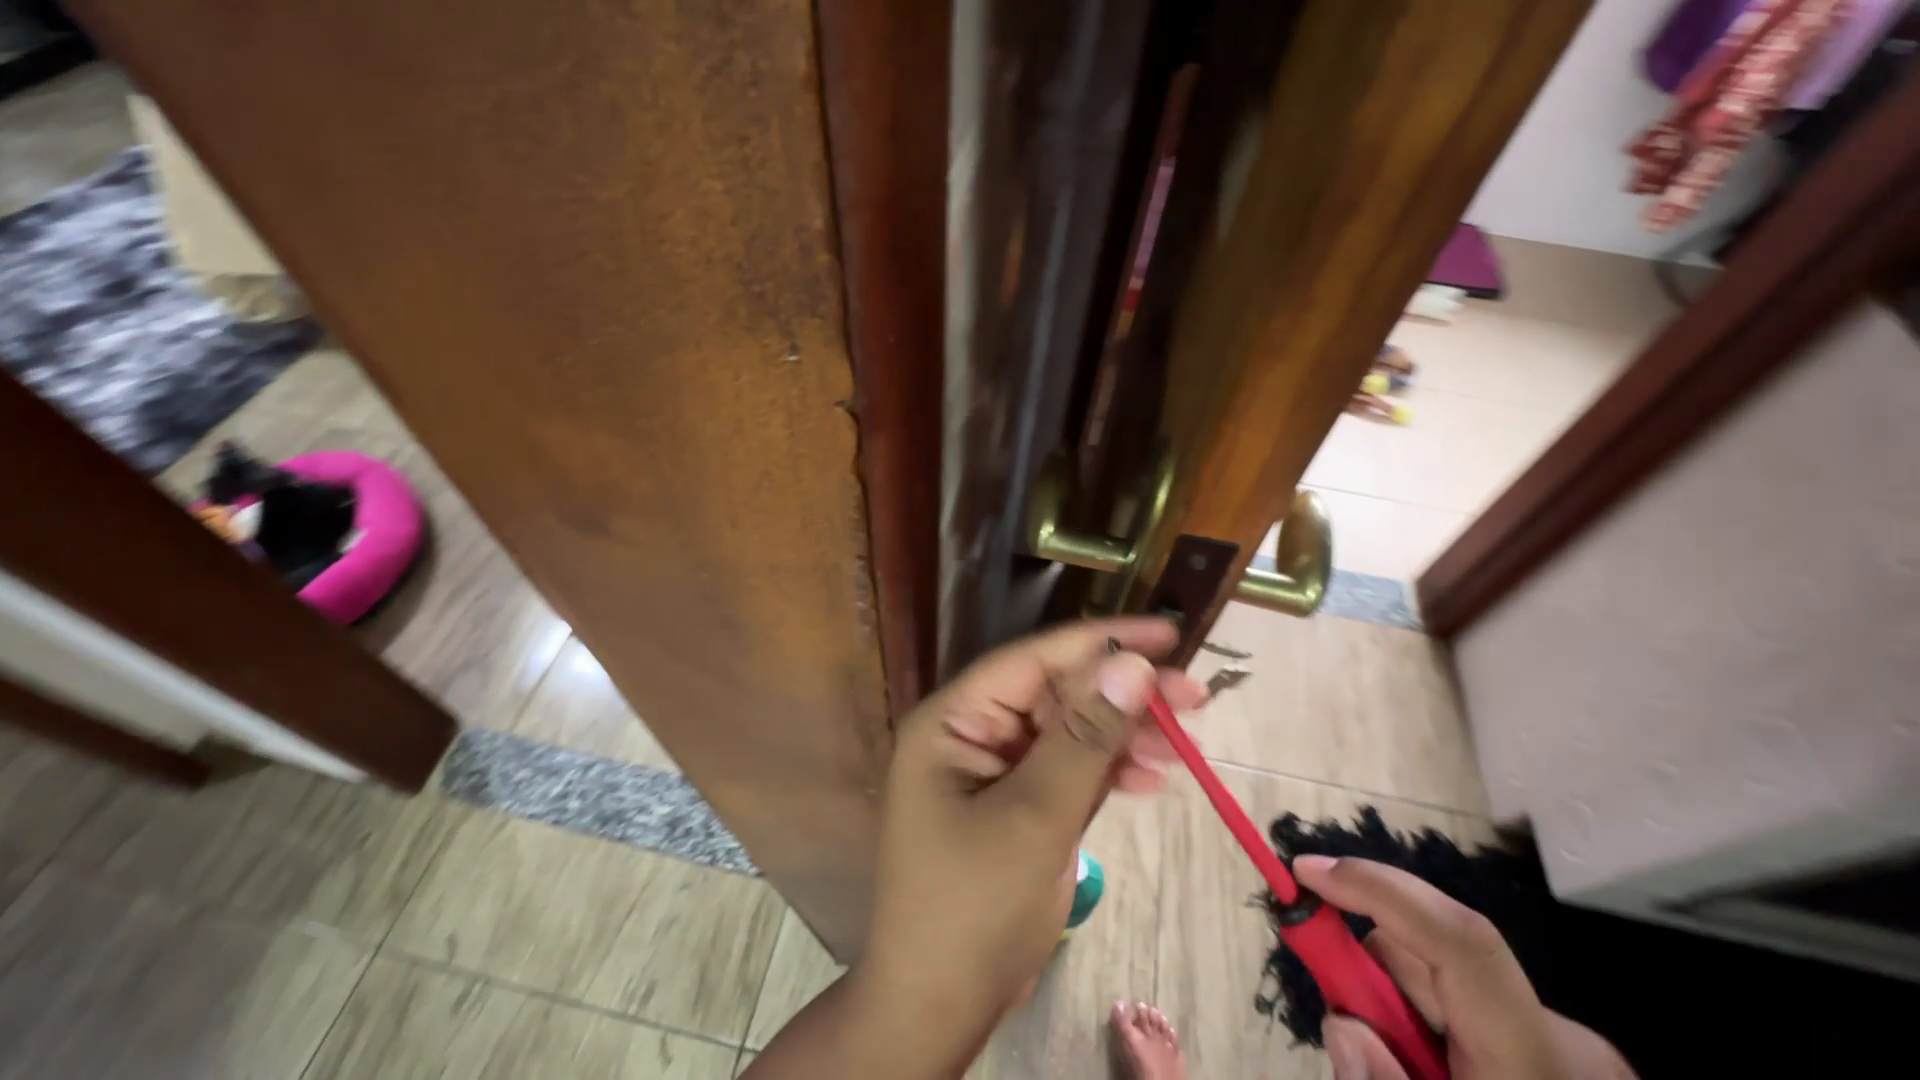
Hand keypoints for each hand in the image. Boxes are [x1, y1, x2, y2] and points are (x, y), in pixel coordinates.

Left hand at [851, 617, 1205, 1072]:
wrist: (939, 1003)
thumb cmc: (974, 907)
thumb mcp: (1034, 818)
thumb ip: (1084, 739)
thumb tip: (1133, 665)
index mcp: (953, 722)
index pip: (1033, 661)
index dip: (1101, 643)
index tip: (1168, 635)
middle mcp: (971, 736)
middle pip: (1057, 695)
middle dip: (1122, 696)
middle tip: (1193, 700)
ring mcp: (994, 774)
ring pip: (1069, 733)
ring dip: (1123, 737)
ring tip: (1179, 751)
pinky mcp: (1017, 808)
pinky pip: (1069, 772)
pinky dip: (1108, 773)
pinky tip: (1150, 780)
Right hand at [1296, 856, 1634, 1079]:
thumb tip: (1343, 1024)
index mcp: (1535, 1066)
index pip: (1461, 943)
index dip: (1381, 890)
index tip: (1306, 873)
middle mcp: (1563, 1042)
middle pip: (1440, 963)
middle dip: (1372, 977)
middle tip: (1344, 1030)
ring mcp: (1571, 1049)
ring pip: (1452, 988)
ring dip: (1400, 1012)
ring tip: (1399, 1072)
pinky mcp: (1566, 1057)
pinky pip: (1473, 1014)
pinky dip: (1431, 1032)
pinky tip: (1429, 1075)